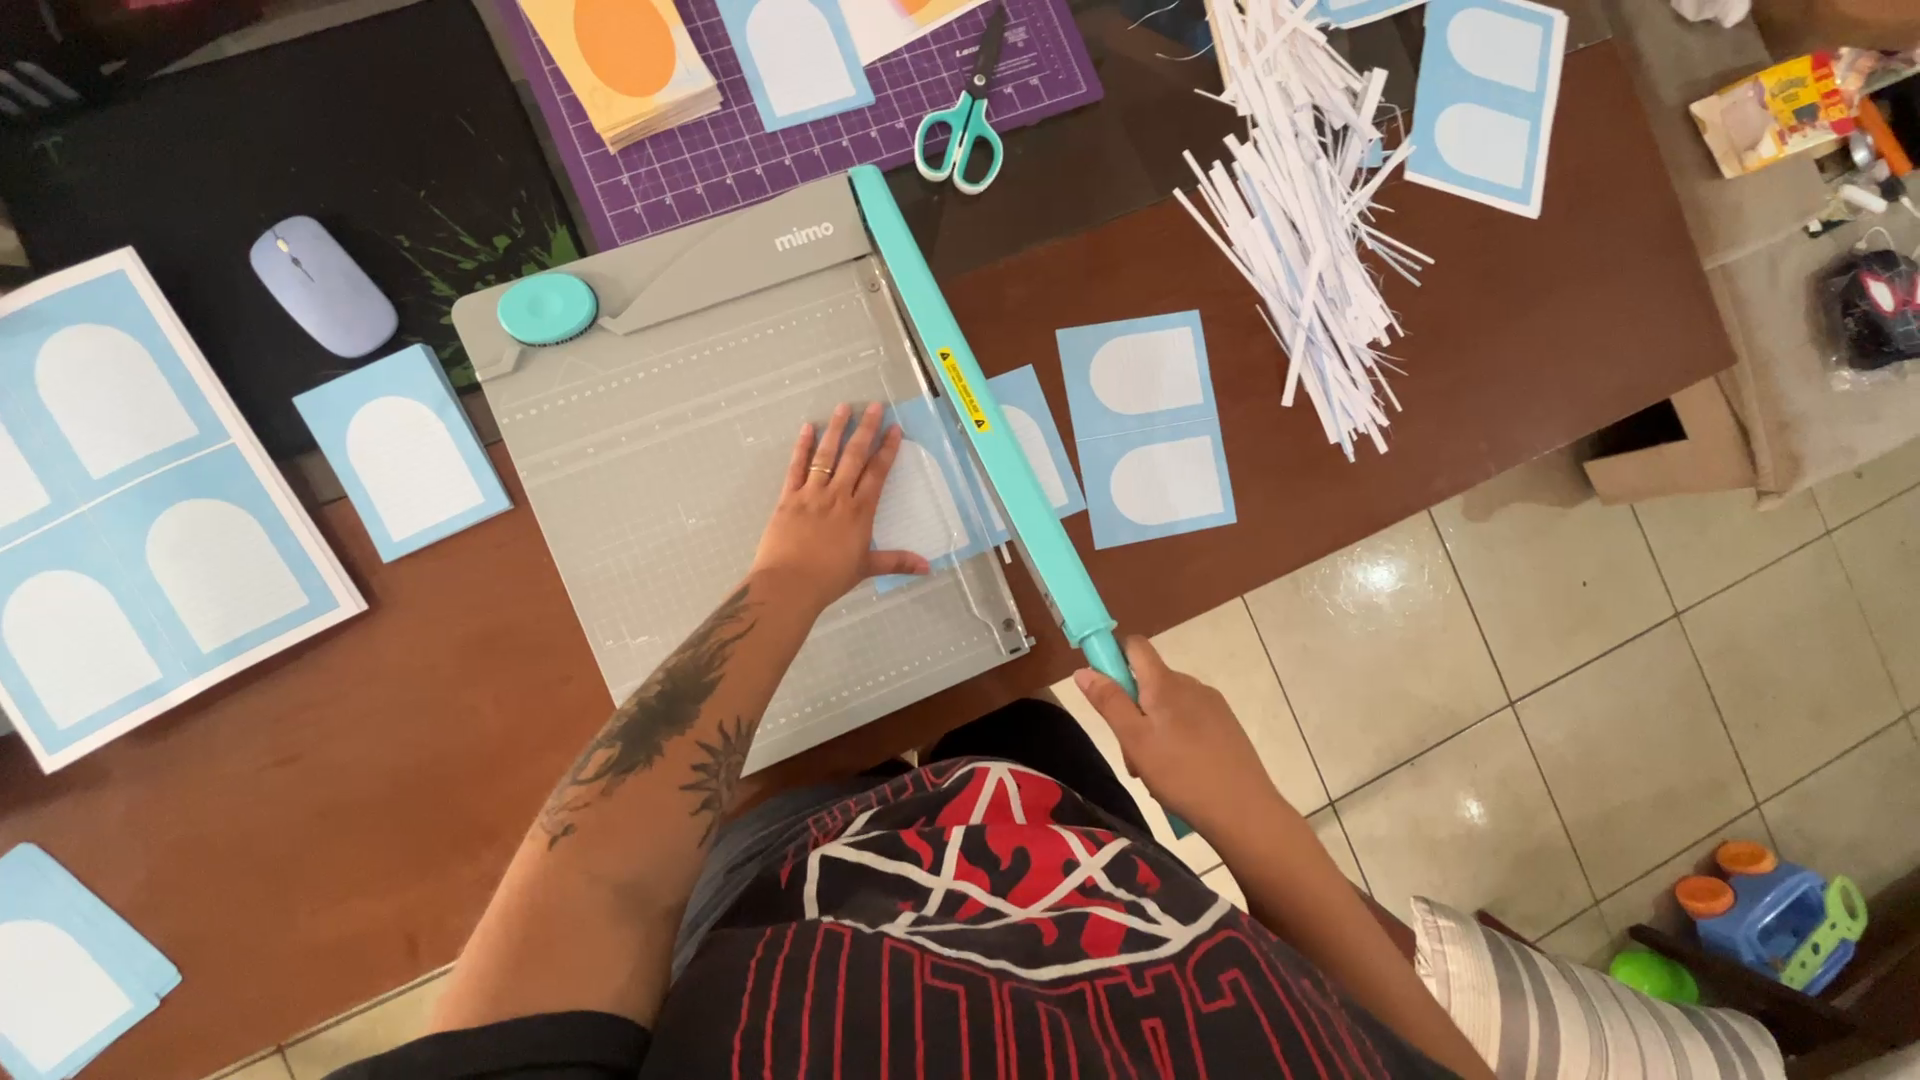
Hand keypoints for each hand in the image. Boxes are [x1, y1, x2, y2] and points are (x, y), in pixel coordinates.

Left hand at [749, 402, 928, 612]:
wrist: (789, 584)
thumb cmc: (829, 579)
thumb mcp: (865, 568)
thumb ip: (896, 562)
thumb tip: (928, 567)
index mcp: (859, 512)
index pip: (877, 473)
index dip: (887, 450)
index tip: (894, 429)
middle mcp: (838, 496)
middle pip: (854, 456)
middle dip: (866, 429)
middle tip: (874, 406)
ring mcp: (811, 494)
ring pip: (826, 455)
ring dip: (836, 429)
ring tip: (843, 407)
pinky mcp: (788, 498)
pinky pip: (796, 467)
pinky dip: (802, 447)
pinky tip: (807, 428)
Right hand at [1074, 637, 1283, 832]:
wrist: (1244, 811)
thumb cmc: (1181, 774)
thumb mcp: (1134, 740)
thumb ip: (1109, 702)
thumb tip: (1083, 669)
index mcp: (1165, 683)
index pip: (1135, 646)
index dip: (1114, 656)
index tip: (1104, 690)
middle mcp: (1190, 685)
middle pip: (1148, 682)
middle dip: (1131, 711)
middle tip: (1131, 753)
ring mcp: (1212, 704)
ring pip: (1167, 706)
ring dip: (1152, 730)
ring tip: (1154, 773)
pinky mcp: (1225, 725)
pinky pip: (1188, 720)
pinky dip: (1174, 739)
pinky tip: (1178, 774)